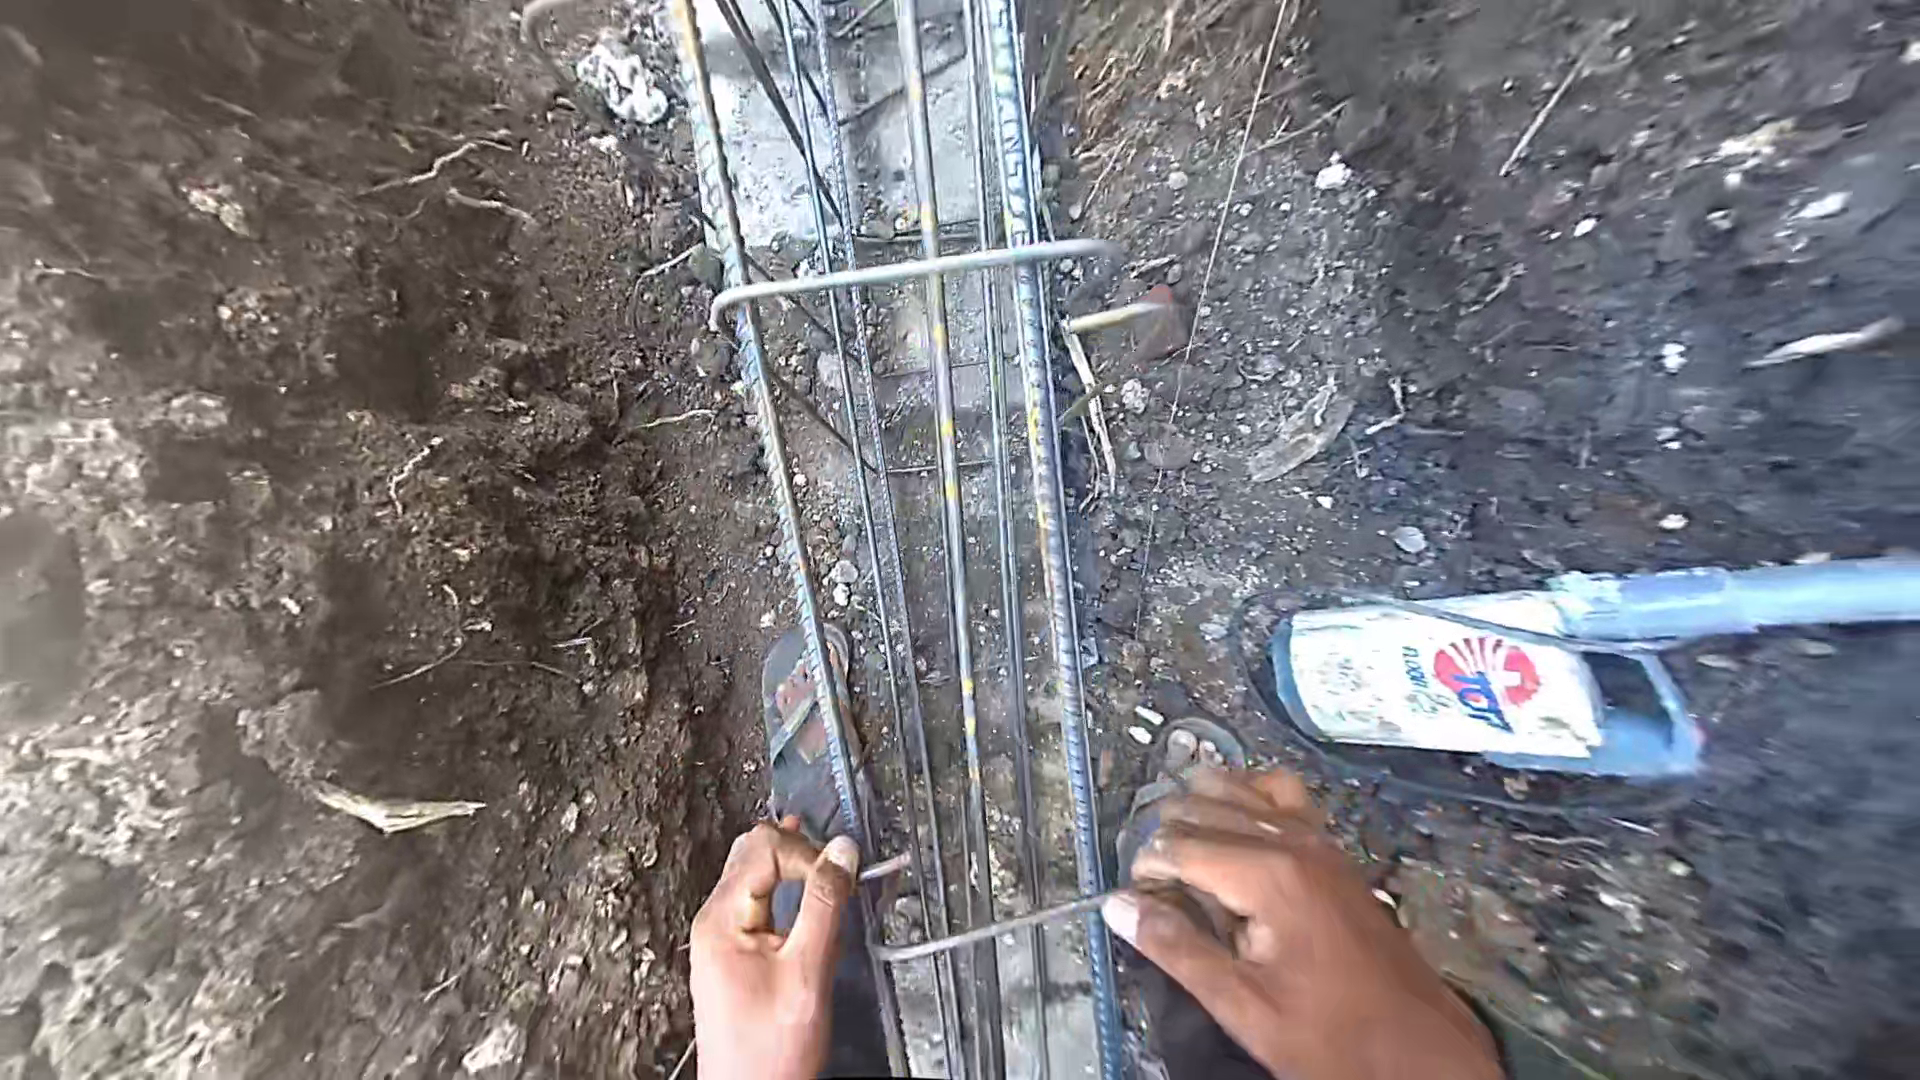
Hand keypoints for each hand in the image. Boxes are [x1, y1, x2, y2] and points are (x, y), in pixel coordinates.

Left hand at [691, 818, 857, 1079]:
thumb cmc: (772, 1053)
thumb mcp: (806, 975)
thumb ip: (824, 906)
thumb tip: (842, 850)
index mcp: (722, 919)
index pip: (766, 847)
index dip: (807, 853)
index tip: (836, 879)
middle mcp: (715, 916)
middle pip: (755, 846)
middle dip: (800, 849)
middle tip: (832, 872)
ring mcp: (721, 928)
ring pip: (756, 862)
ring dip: (794, 859)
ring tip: (826, 872)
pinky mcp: (734, 940)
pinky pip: (759, 887)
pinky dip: (787, 876)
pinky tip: (808, 878)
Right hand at [1105, 769, 1501, 1079]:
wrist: (1430, 1060)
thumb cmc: (1334, 1041)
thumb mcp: (1247, 1010)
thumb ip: (1177, 949)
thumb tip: (1115, 904)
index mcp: (1266, 875)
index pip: (1178, 846)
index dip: (1148, 869)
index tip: (1140, 900)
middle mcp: (1287, 838)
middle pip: (1198, 809)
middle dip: (1165, 837)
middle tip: (1156, 883)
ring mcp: (1313, 835)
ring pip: (1233, 786)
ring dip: (1196, 806)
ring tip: (1178, 842)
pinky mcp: (1329, 844)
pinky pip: (1280, 789)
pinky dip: (1247, 789)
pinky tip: (1234, 813)